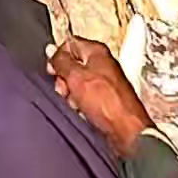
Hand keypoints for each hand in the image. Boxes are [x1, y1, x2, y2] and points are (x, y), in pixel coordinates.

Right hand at [47, 37, 153, 158]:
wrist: (127, 133)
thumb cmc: (106, 102)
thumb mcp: (76, 77)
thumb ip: (61, 61)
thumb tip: (50, 50)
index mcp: (97, 51)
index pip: (69, 44)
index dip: (58, 57)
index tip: (53, 71)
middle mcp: (102, 63)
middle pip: (73, 64)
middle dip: (64, 79)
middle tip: (64, 91)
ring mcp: (105, 82)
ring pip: (78, 83)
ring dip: (71, 94)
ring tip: (75, 104)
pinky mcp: (107, 100)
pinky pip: (86, 97)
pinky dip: (81, 104)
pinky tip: (82, 112)